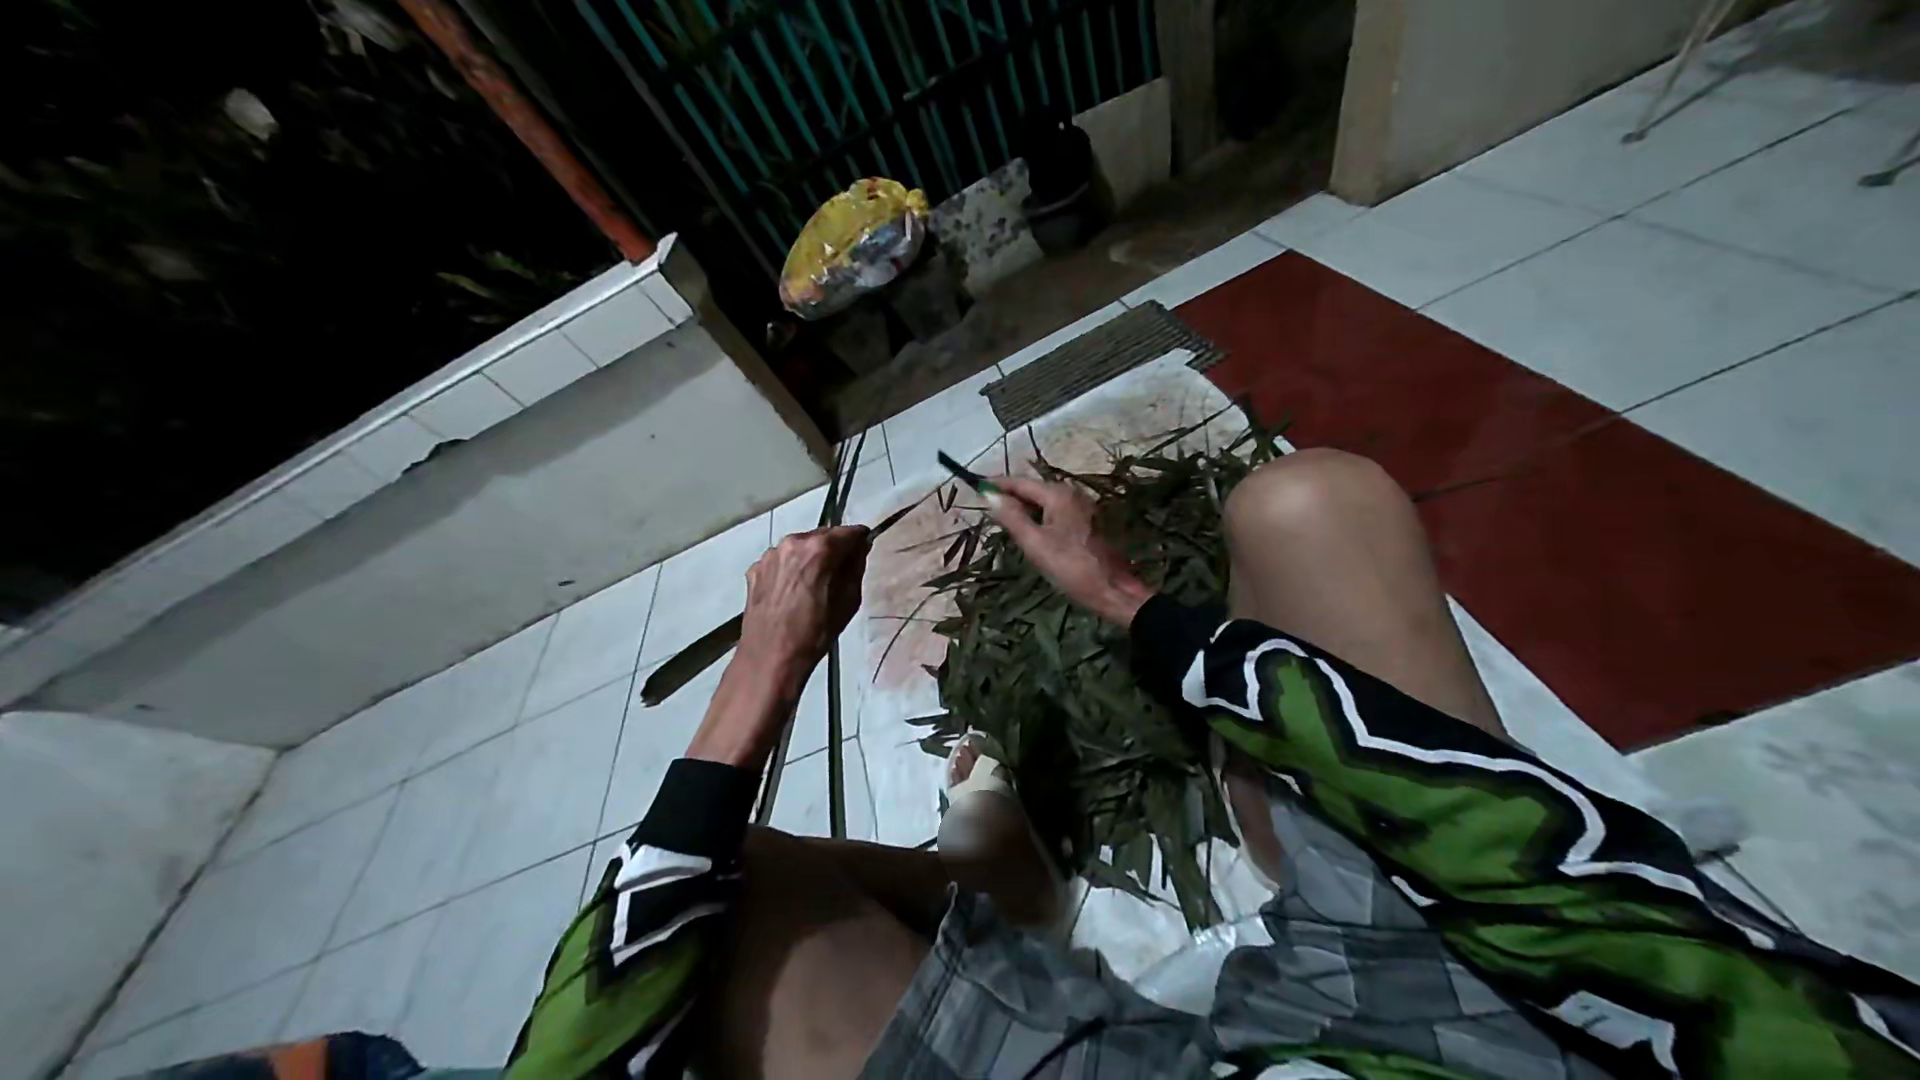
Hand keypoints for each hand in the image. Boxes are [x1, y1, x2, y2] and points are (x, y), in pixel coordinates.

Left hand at [737, 524, 870, 693]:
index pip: (849, 532)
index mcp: (819, 548)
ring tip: (814, 583)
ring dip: (810, 557)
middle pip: (822, 536)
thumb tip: (859, 550)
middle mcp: (791, 543)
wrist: (771, 656)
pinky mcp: (755, 569)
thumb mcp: (849, 601)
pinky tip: (793, 591)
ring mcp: (770, 555)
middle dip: (834, 548)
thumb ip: (855, 568)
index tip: (863, 549)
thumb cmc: (816, 632)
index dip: (860, 540)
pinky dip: (790, 569)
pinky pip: (781, 561)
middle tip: (840, 570)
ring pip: (799, 547)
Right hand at [987, 476, 1153, 627]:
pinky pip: (1055, 512)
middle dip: (1011, 495)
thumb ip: (1012, 517)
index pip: (1021, 482)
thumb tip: (990, 496)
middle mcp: (1073, 494)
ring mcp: (1082, 507)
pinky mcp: (1087, 522)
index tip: (977, 485)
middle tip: (987, 504)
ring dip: (1024, 506)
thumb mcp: (1034, 543)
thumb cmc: (1070, 567)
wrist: (1111, 589)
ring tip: (1002, 516)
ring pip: (1045, 501)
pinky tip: (1028, 528)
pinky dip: (1038, 516)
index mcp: (1059, 495)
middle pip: (1034, 489)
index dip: (998, 484)